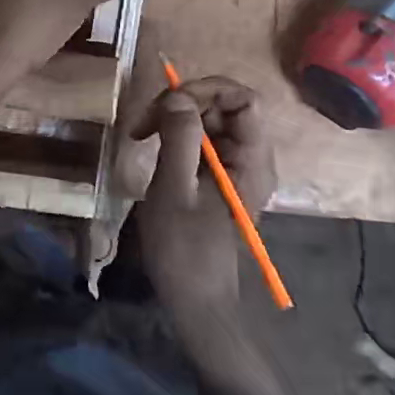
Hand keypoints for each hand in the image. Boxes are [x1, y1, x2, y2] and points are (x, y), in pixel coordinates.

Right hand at [133, 77, 275, 316]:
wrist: (195, 304)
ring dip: (176, 117)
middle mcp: (251, 157)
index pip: (244, 99)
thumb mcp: (175, 189)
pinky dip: (177, 135)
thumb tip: (176, 95)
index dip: (208, 90)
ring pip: (210, 120)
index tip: (169, 103)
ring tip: (142, 133)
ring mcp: (236, 167)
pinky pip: (203, 140)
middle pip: (225, 106)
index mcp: (252, 160)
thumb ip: (179, 137)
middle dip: (184, 103)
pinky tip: (154, 145)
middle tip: (144, 122)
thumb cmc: (185, 250)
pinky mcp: (219, 177)